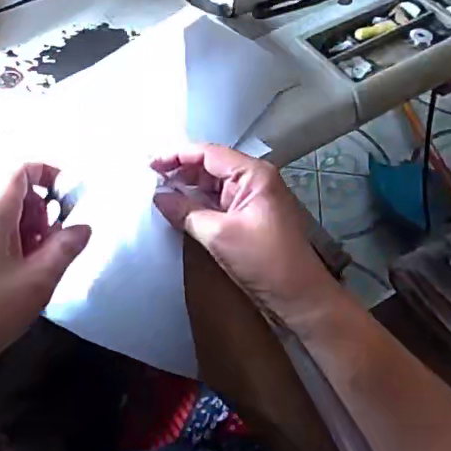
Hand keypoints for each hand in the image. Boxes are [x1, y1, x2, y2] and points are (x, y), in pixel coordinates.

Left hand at [0, 162, 91, 412]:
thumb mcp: (37, 282)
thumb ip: (65, 248)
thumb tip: (83, 226)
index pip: (21, 168)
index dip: (50, 174)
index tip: (70, 200)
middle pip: (13, 191)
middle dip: (42, 210)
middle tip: (54, 244)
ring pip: (1, 215)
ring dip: (27, 230)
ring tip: (37, 266)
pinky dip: (10, 244)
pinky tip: (15, 279)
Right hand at [151, 145, 344, 327]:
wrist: (301, 297)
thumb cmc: (266, 261)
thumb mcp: (219, 235)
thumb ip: (186, 211)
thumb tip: (158, 197)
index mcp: (253, 174)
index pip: (208, 153)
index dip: (176, 156)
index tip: (149, 165)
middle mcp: (254, 179)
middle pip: (210, 165)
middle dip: (180, 170)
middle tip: (149, 179)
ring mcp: (252, 198)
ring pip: (212, 184)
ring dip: (187, 187)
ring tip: (157, 192)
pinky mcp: (249, 217)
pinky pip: (218, 202)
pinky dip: (197, 203)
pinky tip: (177, 208)